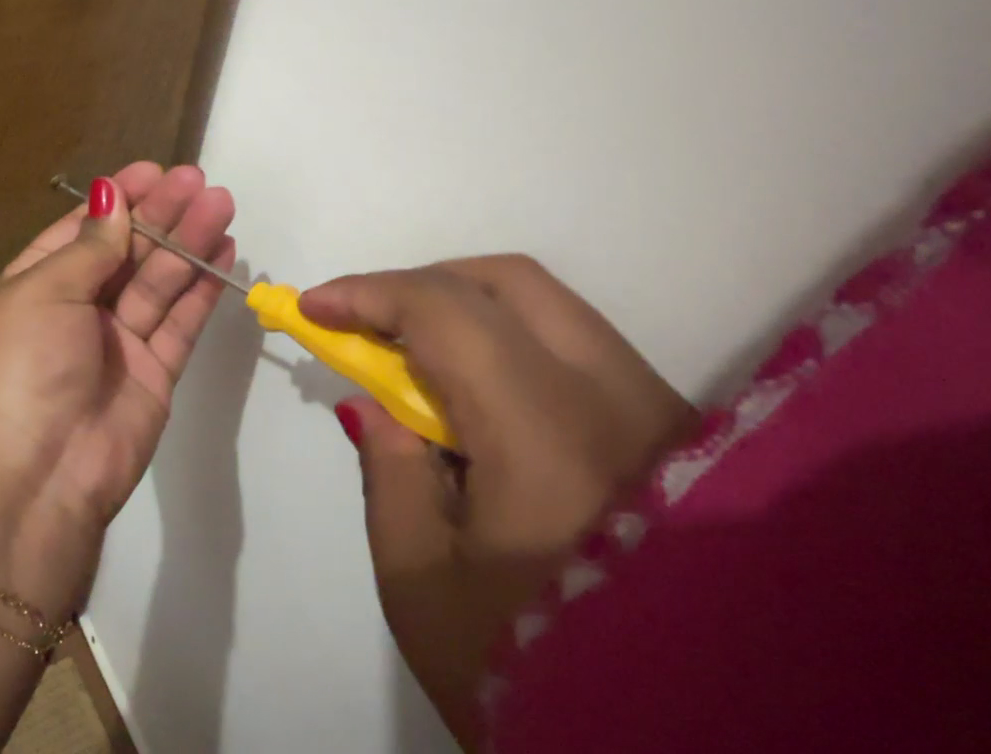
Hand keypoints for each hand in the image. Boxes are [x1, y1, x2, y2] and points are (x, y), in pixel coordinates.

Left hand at [0, 163, 234, 619]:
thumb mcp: (41, 294)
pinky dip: (200, 290)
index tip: (153, 170)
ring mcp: (114, 347)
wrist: (31, 481)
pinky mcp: (153, 378)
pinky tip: (222, 254)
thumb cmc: (19, 370)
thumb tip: (112, 197)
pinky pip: (179, 324)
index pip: (79, 232)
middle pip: (125, 253)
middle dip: (160, 216)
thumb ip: (88, 248)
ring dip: (187, 244)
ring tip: (221, 204)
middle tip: (200, 181)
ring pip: (157, 284)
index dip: (116, 201)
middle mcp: (73, 313)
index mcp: (31, 288)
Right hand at [299, 257, 695, 746]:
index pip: (448, 313)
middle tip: (364, 325)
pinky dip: (511, 342)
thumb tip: (369, 397)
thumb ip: (388, 468)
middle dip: (421, 286)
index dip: (371, 294)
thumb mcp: (419, 576)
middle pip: (511, 282)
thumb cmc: (521, 668)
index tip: (313, 308)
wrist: (675, 740)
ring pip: (553, 309)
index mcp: (547, 438)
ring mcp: (660, 414)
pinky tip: (473, 400)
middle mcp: (619, 402)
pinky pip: (581, 349)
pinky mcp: (678, 436)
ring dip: (467, 310)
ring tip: (411, 362)